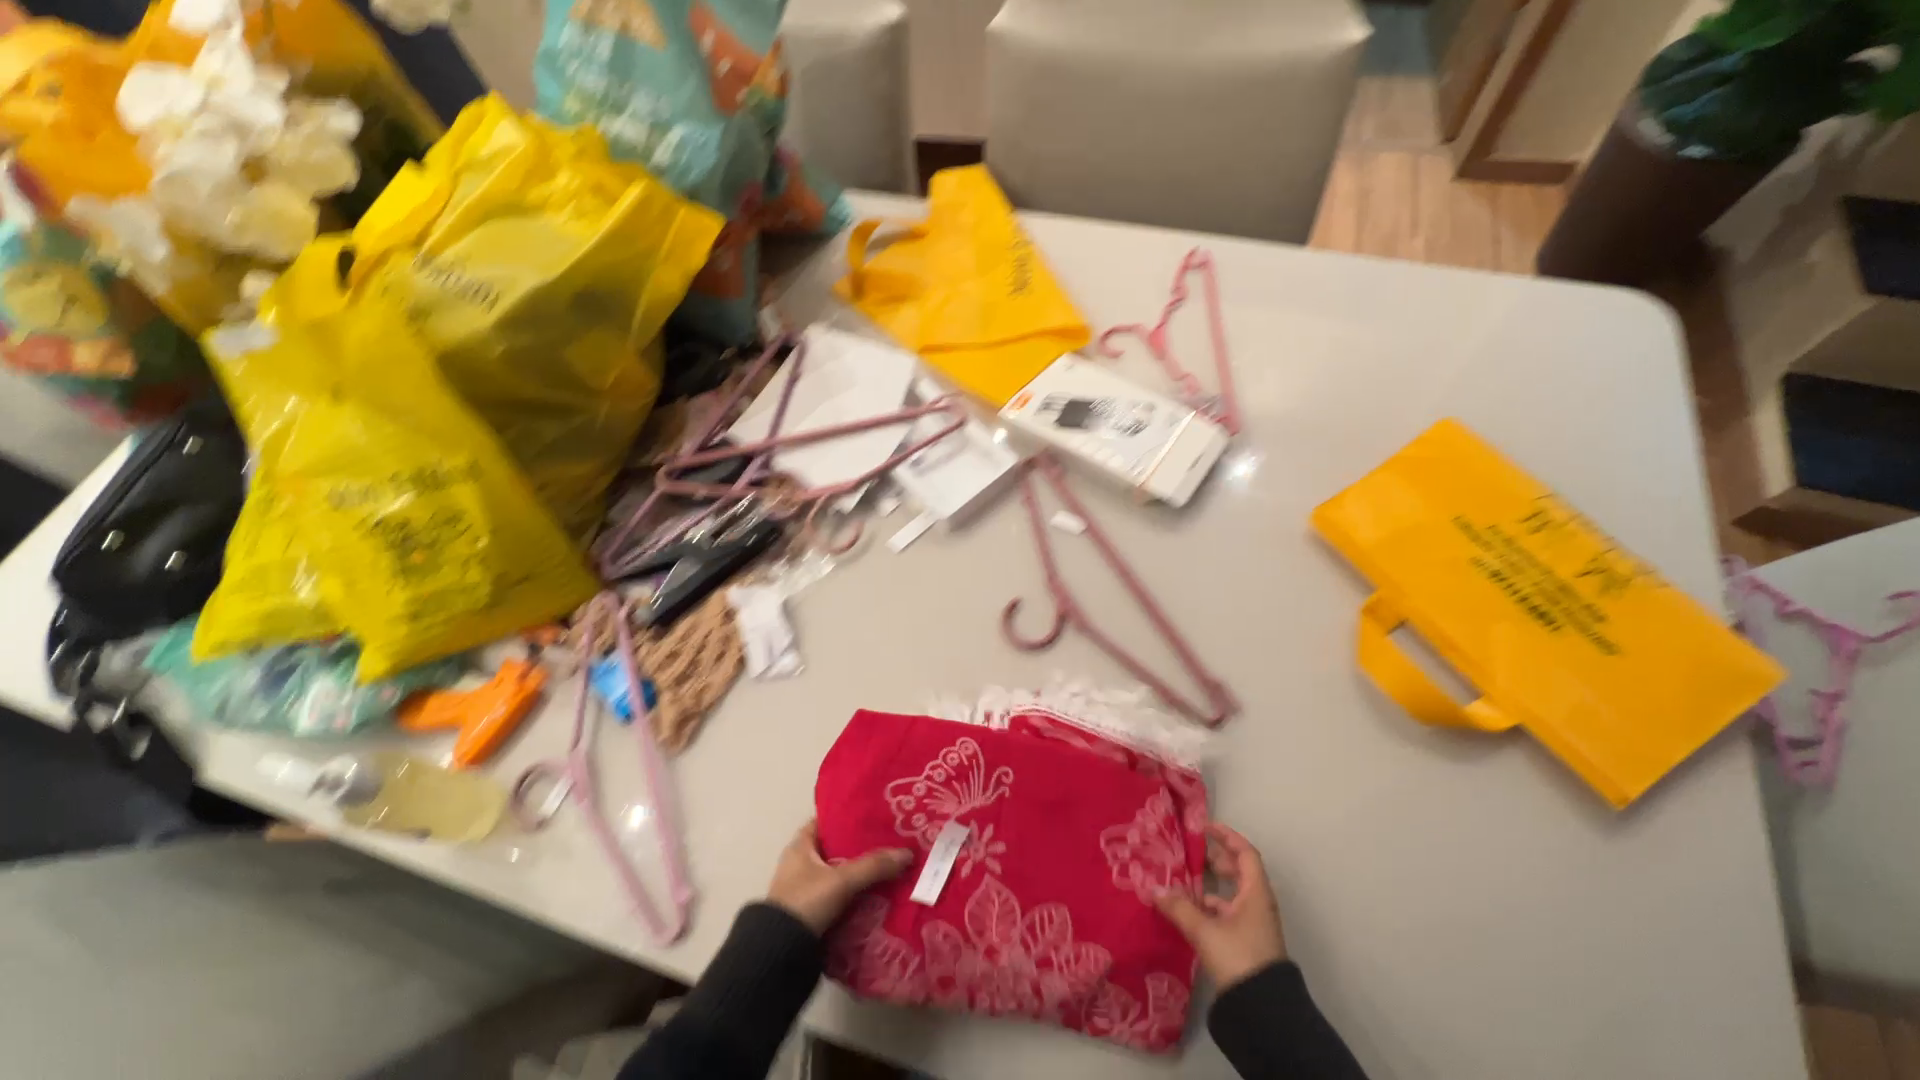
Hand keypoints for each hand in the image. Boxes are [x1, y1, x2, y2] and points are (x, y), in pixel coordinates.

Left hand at [767, 820, 913, 935]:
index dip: (850, 816)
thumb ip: (874, 866)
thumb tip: (908, 852)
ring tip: (893, 865)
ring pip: (842, 871)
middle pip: (838, 847)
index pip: (827, 821)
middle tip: (893, 842)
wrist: (782, 951)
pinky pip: (842, 892)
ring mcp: (807, 887)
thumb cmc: (806, 902)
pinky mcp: (814, 909)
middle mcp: (801, 862)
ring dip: (863, 871)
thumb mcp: (841, 881)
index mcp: (800, 846)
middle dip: (863, 846)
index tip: (876, 816)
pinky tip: (881, 891)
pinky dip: (858, 891)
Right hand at [1154, 823, 1287, 990]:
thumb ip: (1179, 908)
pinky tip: (1188, 910)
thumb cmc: (1238, 957)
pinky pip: (1226, 912)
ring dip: (1209, 885)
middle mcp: (1257, 903)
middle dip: (1215, 859)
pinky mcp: (1244, 941)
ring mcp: (1252, 923)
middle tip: (1190, 851)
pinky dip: (1208, 906)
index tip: (1206, 827)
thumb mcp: (1205, 931)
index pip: (1245, 853)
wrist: (1262, 1006)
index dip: (1227, 837)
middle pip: (1238, 871)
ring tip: (1182, 880)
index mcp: (1255, 893)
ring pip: (1230, 894)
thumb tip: (1154, 889)